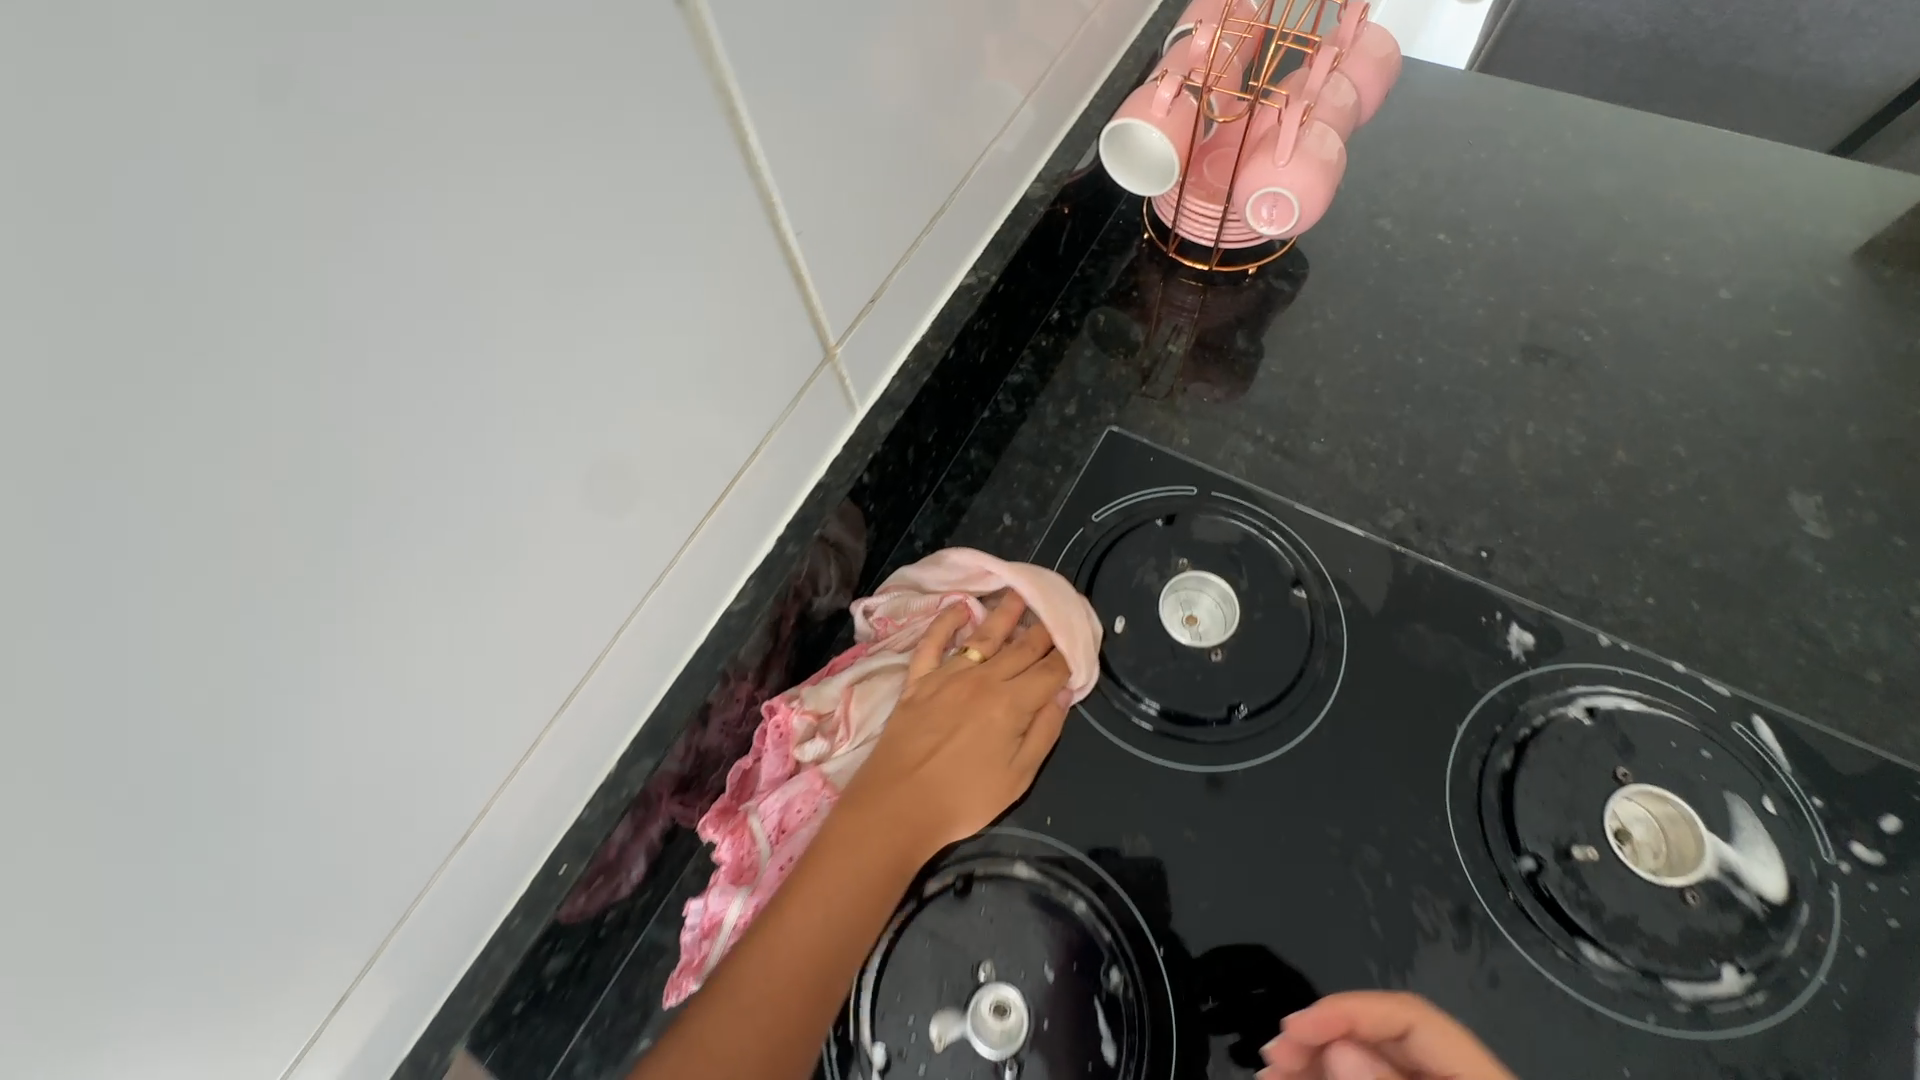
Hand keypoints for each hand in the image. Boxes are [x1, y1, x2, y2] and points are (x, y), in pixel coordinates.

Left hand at [837, 593, 1073, 860]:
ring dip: (1004, 612)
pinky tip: (960, 608)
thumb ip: (1044, 731)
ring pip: (983, 636)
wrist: (897, 806)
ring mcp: (947, 676)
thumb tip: (1062, 694)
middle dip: (1044, 628)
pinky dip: (946, 622)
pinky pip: (934, 642)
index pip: (1050, 671)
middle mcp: (983, 679)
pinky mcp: (917, 680)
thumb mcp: (1019, 777)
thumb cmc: (964, 800)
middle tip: (1058, 607)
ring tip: (1019, 592)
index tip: (1081, 639)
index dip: (1069, 655)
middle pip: (1021, 647)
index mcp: (1012, 703)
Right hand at [1259, 992, 1516, 1079]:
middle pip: (1381, 1038)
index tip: (1292, 1027)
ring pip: (1363, 1063)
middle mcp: (1455, 1075)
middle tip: (1272, 1056)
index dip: (1346, 1011)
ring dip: (1312, 1063)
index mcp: (1481, 1074)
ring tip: (1269, 1074)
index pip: (1410, 1015)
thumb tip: (1340, 1046)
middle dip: (1319, 1040)